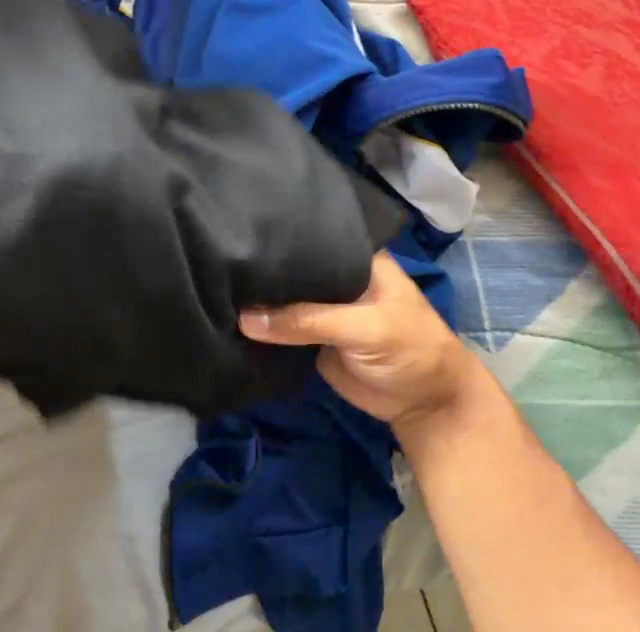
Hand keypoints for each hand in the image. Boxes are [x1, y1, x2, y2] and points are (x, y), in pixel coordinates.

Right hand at [239, 252, 479, 424]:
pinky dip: (258, 328)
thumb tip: (244, 319)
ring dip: (255, 302)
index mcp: (355, 259)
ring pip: (280, 300)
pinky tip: (228, 314)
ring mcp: (319, 308)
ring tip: (214, 286)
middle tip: (218, 262)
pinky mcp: (307, 337)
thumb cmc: (410, 351)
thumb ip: (305, 320)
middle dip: (260, 271)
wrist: (425, 407)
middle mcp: (334, 278)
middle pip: (289, 270)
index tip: (237, 232)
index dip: (278, 239)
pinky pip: (277, 328)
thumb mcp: (363, 329)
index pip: (309, 239)